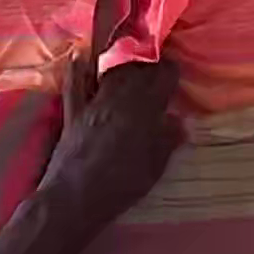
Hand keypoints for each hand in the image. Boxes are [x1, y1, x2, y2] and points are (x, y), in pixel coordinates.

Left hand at [32, 59, 183, 251]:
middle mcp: (120, 98)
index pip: (163, 77)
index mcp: (145, 109)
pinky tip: (79, 54)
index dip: (171, 71)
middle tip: (159, 67)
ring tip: (133, 61)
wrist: (75, 198)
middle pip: (138, 69)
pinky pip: (74, 84)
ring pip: (111, 72)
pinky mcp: (73, 112)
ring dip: (124, 63)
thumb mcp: (155, 167)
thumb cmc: (121, 185)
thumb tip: (180, 121)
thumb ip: (168, 139)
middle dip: (151, 64)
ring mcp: (94, 103)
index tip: (176, 71)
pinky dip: (78, 68)